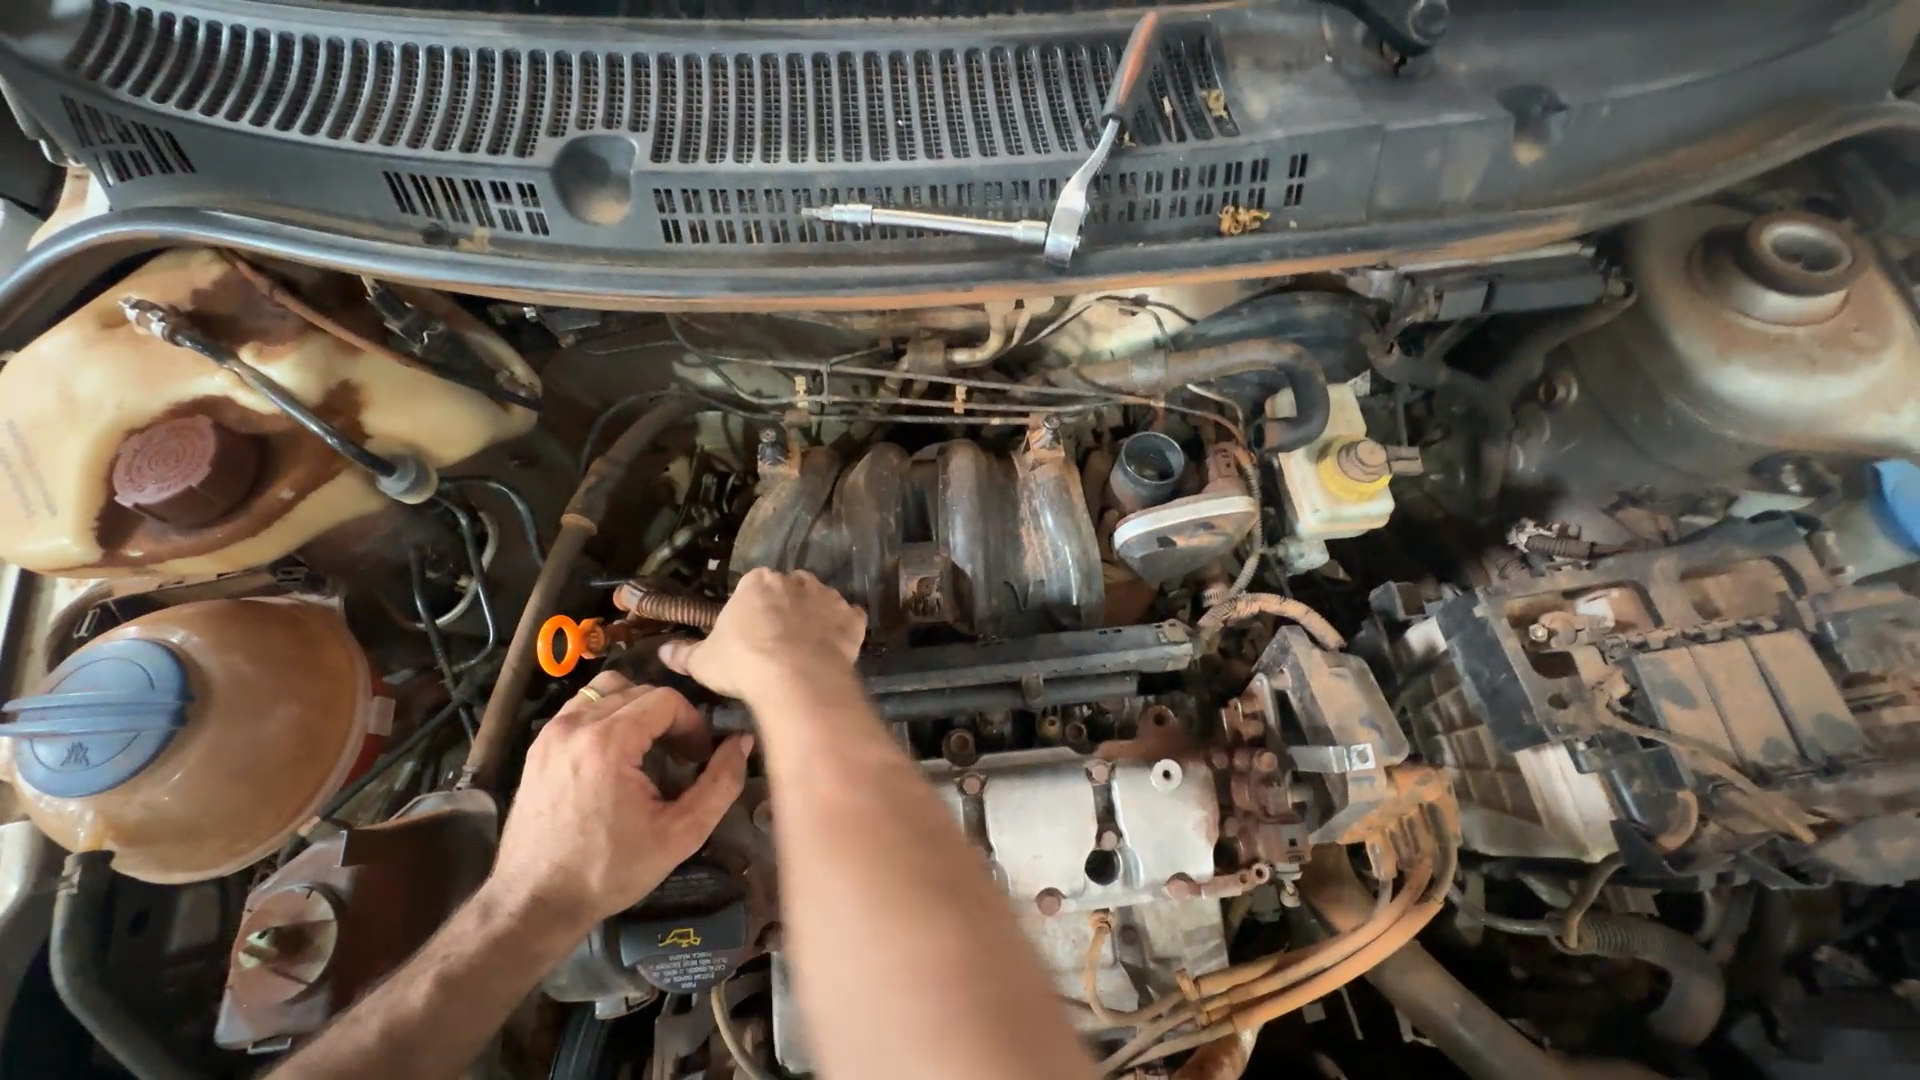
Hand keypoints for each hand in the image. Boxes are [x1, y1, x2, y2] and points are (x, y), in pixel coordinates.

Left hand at [490, 670, 751, 929]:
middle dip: (668, 716)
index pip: (666, 699)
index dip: (692, 723)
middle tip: (680, 756)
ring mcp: (551, 734)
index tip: (697, 757)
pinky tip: (617, 752)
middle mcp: (575, 727)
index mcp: (608, 742)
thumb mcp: (681, 833)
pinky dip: (606, 716)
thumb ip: (720, 784)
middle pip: (638, 690)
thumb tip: (742, 742)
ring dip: (636, 708)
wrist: (535, 902)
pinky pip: (581, 708)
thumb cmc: (610, 870)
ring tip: (648, 746)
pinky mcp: (538, 747)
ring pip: (606, 690)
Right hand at [659, 568, 864, 705]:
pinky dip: (845, 632)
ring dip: (817, 619)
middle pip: (791, 590)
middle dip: (787, 609)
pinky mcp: (854, 619)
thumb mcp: (703, 661)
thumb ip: (683, 653)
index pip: (754, 586)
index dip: (754, 609)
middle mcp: (796, 581)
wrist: (795, 678)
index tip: (751, 631)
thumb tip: (662, 651)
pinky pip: (850, 621)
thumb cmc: (743, 663)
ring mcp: (829, 597)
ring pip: (823, 602)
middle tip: (779, 642)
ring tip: (807, 649)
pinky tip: (835, 651)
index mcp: (758, 582)